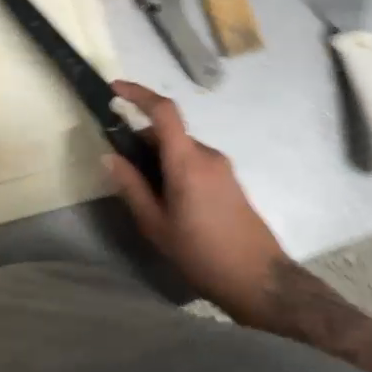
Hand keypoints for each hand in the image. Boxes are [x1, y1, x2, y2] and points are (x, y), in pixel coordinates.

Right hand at [104, 81, 286, 322]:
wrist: (261, 281)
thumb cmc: (202, 254)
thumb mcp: (156, 226)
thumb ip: (131, 187)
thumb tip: (109, 156)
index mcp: (187, 161)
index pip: (163, 111)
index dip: (138, 93)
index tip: (114, 89)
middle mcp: (207, 155)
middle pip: (168, 133)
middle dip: (142, 142)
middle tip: (125, 173)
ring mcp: (223, 168)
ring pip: (181, 149)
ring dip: (160, 160)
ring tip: (149, 199)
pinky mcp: (231, 182)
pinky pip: (196, 162)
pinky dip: (177, 169)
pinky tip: (172, 205)